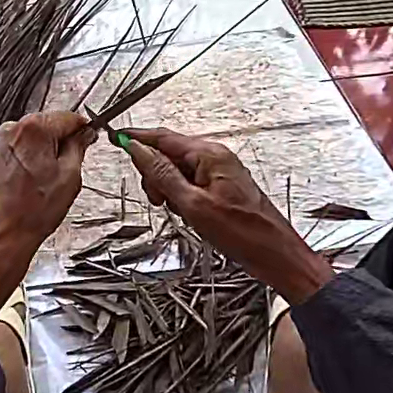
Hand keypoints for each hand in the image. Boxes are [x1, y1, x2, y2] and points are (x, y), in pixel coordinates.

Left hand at [0, 111, 89, 355]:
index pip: (68, 116)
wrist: (2, 235)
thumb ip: (79, 147)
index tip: (91, 137)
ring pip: (37, 137)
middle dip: (64, 140)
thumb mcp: (70, 176)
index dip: (84, 128)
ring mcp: (1, 142)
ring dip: (49, 151)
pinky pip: (24, 148)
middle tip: (74, 165)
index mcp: (33, 129)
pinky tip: (39, 182)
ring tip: (54, 179)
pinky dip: (34, 159)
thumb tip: (84, 135)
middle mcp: (13, 130)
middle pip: (50, 123)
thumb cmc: (30, 212)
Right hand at [118, 127, 332, 303]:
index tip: (115, 139)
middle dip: (155, 175)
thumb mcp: (193, 205)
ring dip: (168, 189)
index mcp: (209, 154)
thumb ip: (162, 174)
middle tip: (158, 200)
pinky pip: (190, 183)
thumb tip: (137, 149)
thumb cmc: (243, 233)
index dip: (136, 138)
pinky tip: (189, 214)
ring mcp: (219, 171)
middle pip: (168, 153)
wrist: (276, 255)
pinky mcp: (221, 186)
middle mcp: (214, 156)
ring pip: (177, 170)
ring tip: (179, 211)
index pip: (163, 137)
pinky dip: (182, 196)